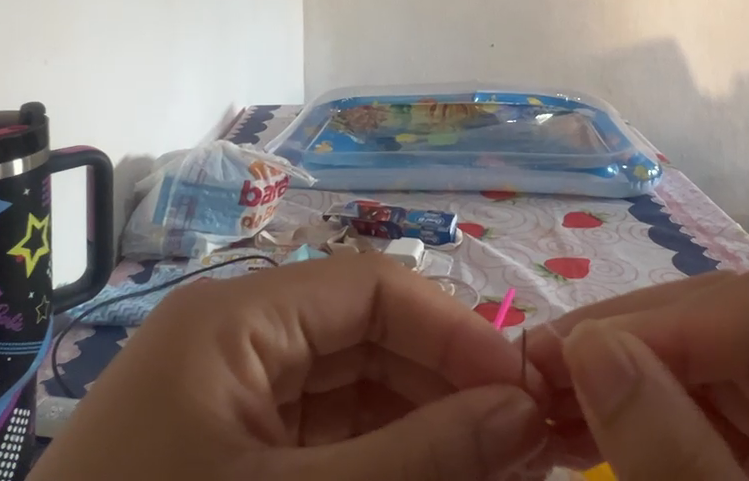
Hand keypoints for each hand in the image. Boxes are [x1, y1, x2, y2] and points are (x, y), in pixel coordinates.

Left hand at [33, 254, 548, 480]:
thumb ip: (416, 458)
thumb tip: (524, 413)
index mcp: (236, 317)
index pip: (371, 287)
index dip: (455, 329)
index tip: (524, 391)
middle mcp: (233, 339)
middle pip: (365, 337)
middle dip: (445, 384)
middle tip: (523, 444)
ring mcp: (226, 397)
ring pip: (349, 389)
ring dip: (419, 424)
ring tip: (491, 465)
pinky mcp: (223, 449)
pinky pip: (319, 436)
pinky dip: (377, 456)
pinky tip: (427, 476)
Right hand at [523, 264, 748, 480]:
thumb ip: (680, 461)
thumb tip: (589, 348)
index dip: (671, 317)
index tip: (578, 353)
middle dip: (638, 347)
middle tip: (540, 375)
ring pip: (733, 382)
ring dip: (637, 385)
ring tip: (551, 408)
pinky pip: (735, 433)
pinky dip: (663, 429)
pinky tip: (598, 437)